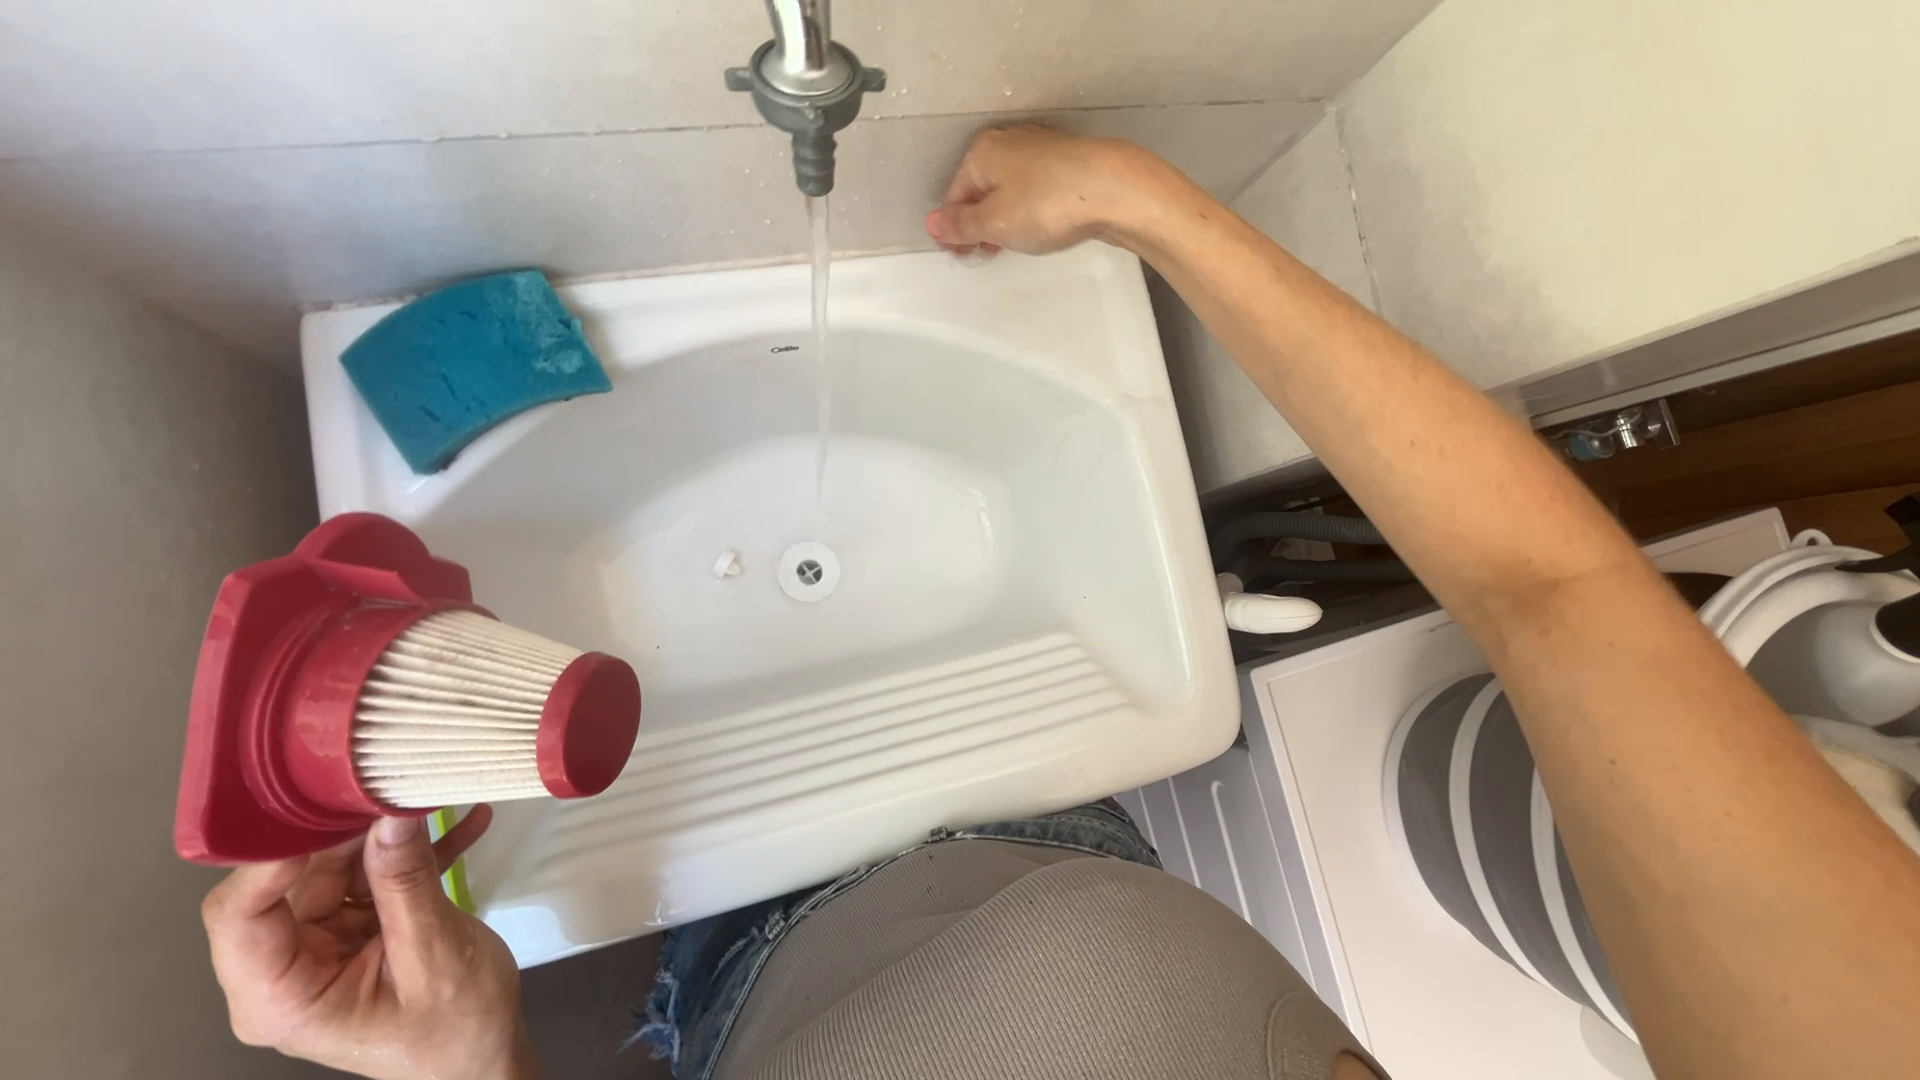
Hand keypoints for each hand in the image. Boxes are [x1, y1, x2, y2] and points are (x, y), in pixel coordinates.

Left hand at [201, 808, 538, 1079]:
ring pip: (343, 869)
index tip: (323, 808)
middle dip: (348, 833)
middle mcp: (291, 966)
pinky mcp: (367, 929)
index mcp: (280, 995)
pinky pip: (384, 879)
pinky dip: (425, 852)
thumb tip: (391, 812)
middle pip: (297, 882)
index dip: (270, 860)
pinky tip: (469, 822)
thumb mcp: (434, 953)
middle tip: (397, 785)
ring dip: (395, 834)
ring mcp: (330, 944)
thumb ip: (408, 883)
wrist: (484, 1057)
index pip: (243, 917)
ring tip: (439, 794)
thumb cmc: (452, 1025)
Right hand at [924, 126, 1190, 256]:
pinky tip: (1037, 227)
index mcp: (982, 151)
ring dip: (1003, 218)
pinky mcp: (1067, 164)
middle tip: (983, 253)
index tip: (960, 255)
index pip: (954, 195)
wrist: (1114, 190)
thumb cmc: (1047, 203)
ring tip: (1009, 244)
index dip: (953, 229)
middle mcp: (1009, 142)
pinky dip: (1027, 210)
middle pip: (981, 189)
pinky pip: (1034, 189)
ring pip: (1008, 188)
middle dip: (978, 223)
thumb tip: (933, 224)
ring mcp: (1040, 149)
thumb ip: (961, 226)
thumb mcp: (994, 223)